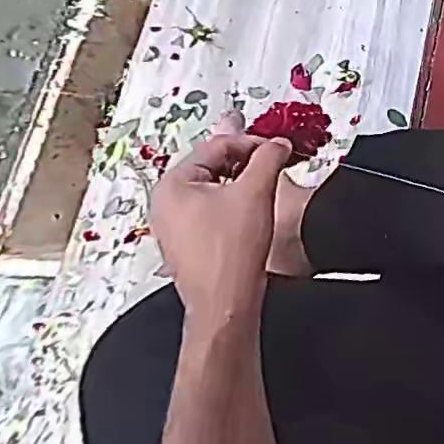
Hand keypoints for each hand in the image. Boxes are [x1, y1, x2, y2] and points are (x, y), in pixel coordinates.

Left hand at [151, 109, 291, 328]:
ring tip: (266, 186)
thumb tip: (277, 144)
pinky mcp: (188, 239)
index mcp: (173, 185)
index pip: (218, 145)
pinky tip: (254, 209)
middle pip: (215, 164)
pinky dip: (236, 200)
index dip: (253, 144)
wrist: (227, 299)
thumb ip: (269, 156)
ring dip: (244, 181)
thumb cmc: (231, 250)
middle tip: (275, 164)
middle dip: (248, 162)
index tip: (277, 150)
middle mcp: (166, 202)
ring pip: (216, 185)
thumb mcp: (256, 189)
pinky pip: (213, 206)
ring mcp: (175, 223)